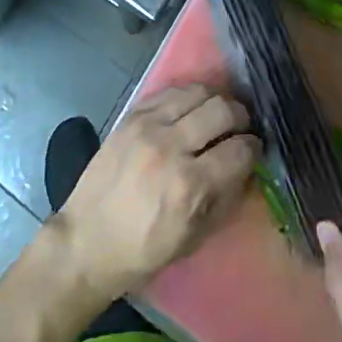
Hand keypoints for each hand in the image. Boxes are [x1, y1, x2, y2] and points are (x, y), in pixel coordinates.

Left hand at [54, 84, 260, 300]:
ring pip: (198, 92)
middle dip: (241, 118)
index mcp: (190, 185)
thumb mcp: (194, 237)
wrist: (87, 240)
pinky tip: (190, 110)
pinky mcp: (131, 115)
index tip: (254, 151)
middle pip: (223, 110)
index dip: (254, 149)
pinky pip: (170, 91)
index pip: (240, 150)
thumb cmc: (144, 250)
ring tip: (217, 115)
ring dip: (216, 102)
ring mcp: (148, 126)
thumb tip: (248, 167)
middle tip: (241, 128)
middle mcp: (171, 147)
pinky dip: (188, 97)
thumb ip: (226, 198)